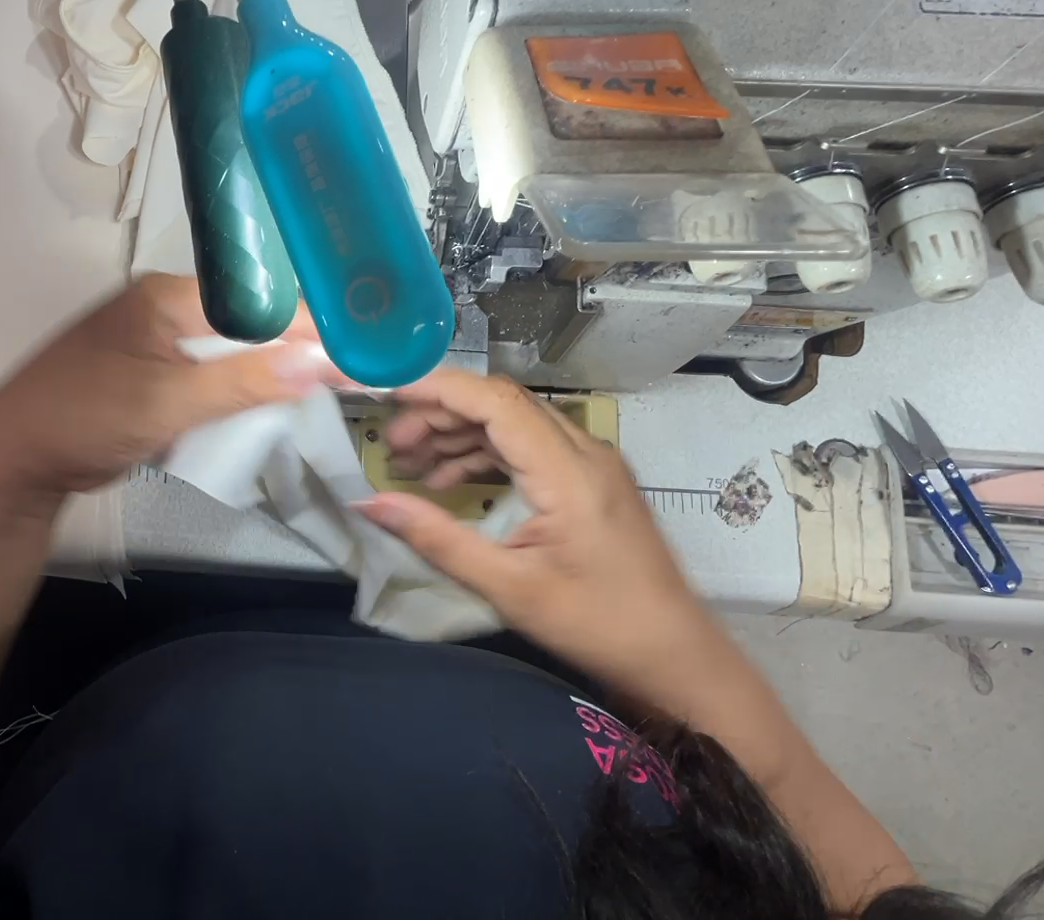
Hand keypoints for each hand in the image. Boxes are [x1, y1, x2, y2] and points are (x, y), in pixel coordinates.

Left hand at [0, 275, 336, 502]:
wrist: (16, 461)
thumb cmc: (85, 418)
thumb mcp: (168, 402)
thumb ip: (244, 382)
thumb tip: (324, 361)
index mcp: (166, 296)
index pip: (257, 303)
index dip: (310, 326)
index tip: (363, 348)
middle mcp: (164, 308)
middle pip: (247, 324)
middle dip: (295, 348)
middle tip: (352, 372)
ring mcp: (156, 342)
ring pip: (229, 353)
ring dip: (267, 373)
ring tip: (325, 389)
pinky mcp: (151, 375)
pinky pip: (207, 377)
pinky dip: (236, 392)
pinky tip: (270, 406)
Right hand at [353, 369, 727, 704]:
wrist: (674, 655)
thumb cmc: (597, 624)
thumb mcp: (508, 587)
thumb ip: (437, 539)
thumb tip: (369, 503)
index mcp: (568, 471)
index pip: (494, 401)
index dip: (436, 389)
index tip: (386, 394)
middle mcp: (582, 451)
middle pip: (499, 404)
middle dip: (438, 414)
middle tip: (390, 447)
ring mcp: (588, 463)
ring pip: (510, 423)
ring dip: (457, 434)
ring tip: (408, 464)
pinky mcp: (587, 480)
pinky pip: (526, 448)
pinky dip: (482, 455)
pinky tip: (447, 481)